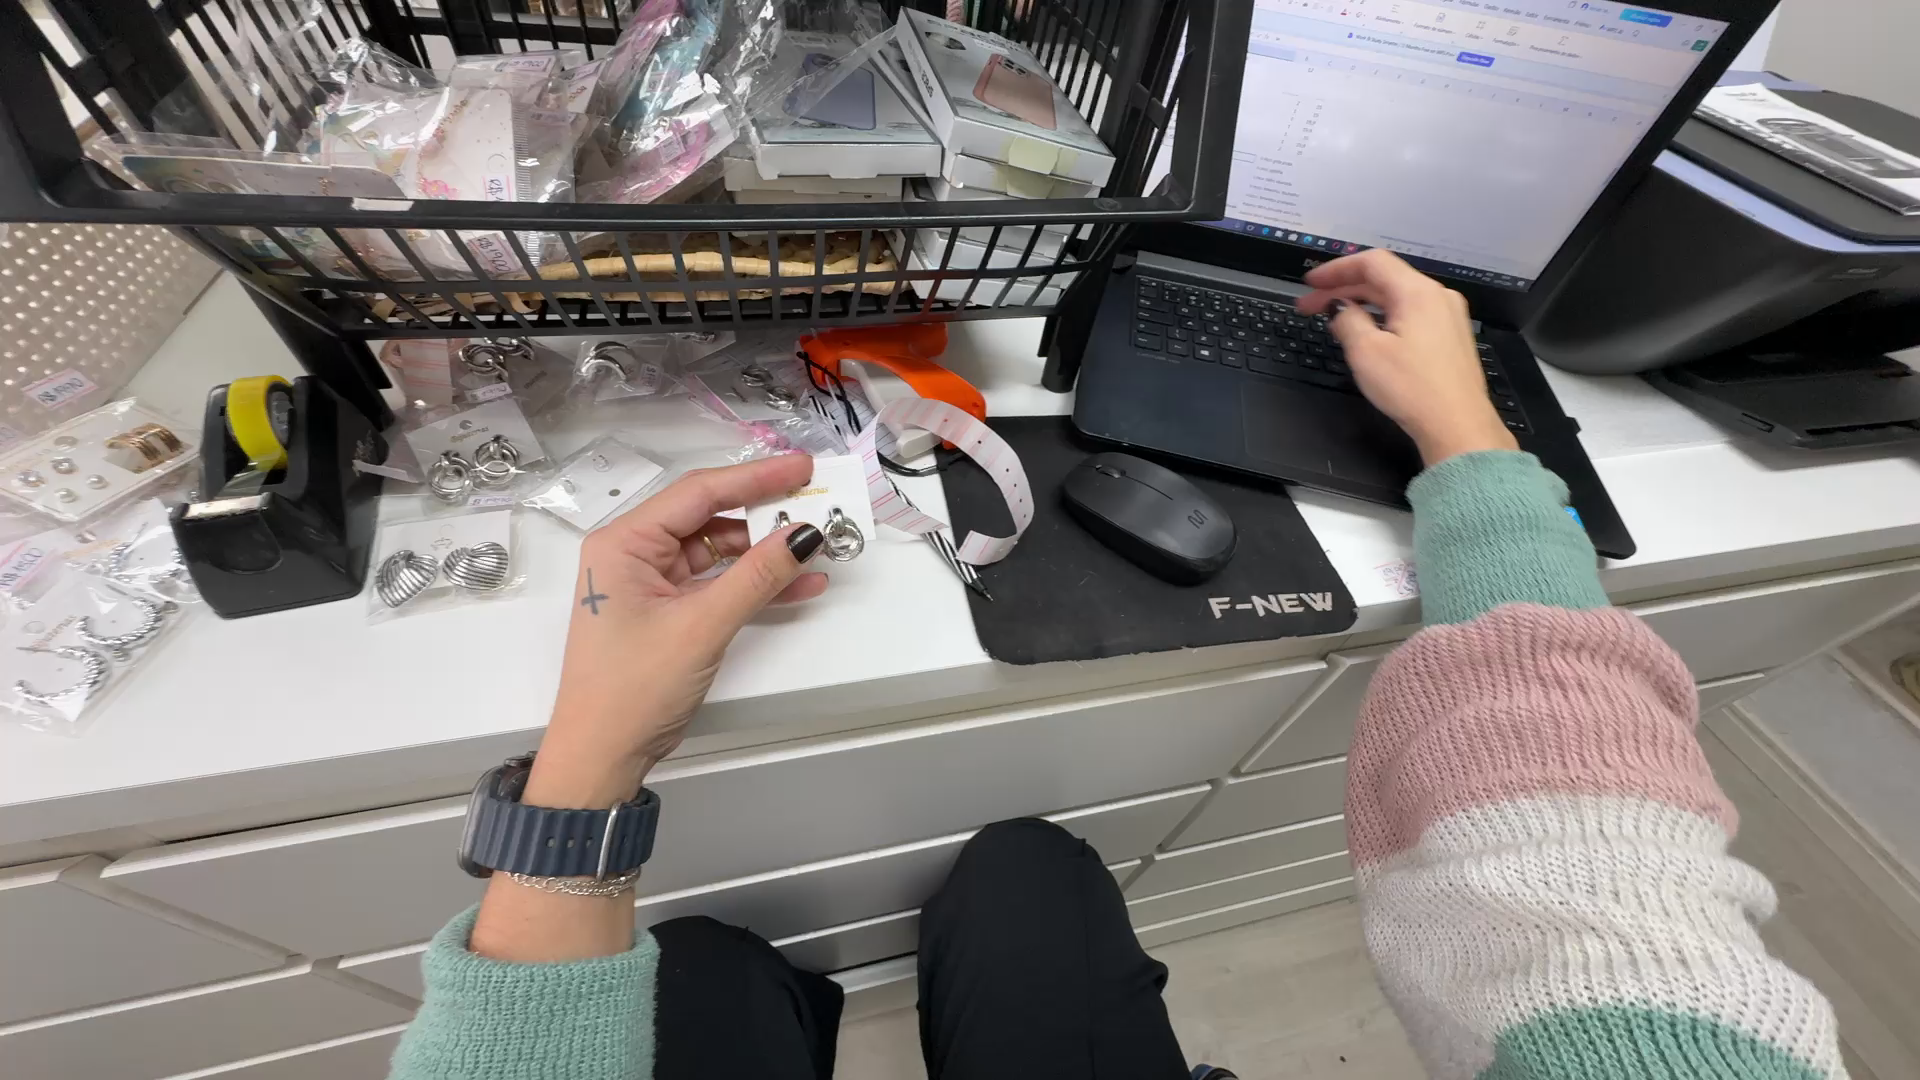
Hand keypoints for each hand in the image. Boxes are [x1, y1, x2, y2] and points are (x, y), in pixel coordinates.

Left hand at [525, 455, 828, 808]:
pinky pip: (723, 584)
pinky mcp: (673, 610)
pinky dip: (759, 585)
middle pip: (712, 518)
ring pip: (722, 552)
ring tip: (819, 547)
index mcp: (625, 543)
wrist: (603, 758)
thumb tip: (807, 534)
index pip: (699, 493)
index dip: (756, 477)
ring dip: (768, 553)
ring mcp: (656, 582)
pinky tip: (802, 585)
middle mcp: (637, 553)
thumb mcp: (702, 626)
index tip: (804, 468)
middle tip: (818, 503)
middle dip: (766, 514)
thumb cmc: (634, 688)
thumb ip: (757, 576)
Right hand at [1294, 249, 1516, 466]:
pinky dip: (1379, 315)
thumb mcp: (1366, 352)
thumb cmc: (1414, 389)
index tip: (1311, 283)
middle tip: (1309, 305)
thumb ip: (1347, 320)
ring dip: (1359, 303)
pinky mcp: (1446, 335)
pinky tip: (1363, 331)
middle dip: (1341, 289)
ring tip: (1331, 319)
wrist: (1454, 422)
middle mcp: (1436, 297)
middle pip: (1382, 279)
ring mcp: (1445, 315)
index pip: (1372, 263)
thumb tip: (1338, 308)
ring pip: (1394, 297)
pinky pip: (1407, 313)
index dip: (1336, 269)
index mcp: (1417, 293)